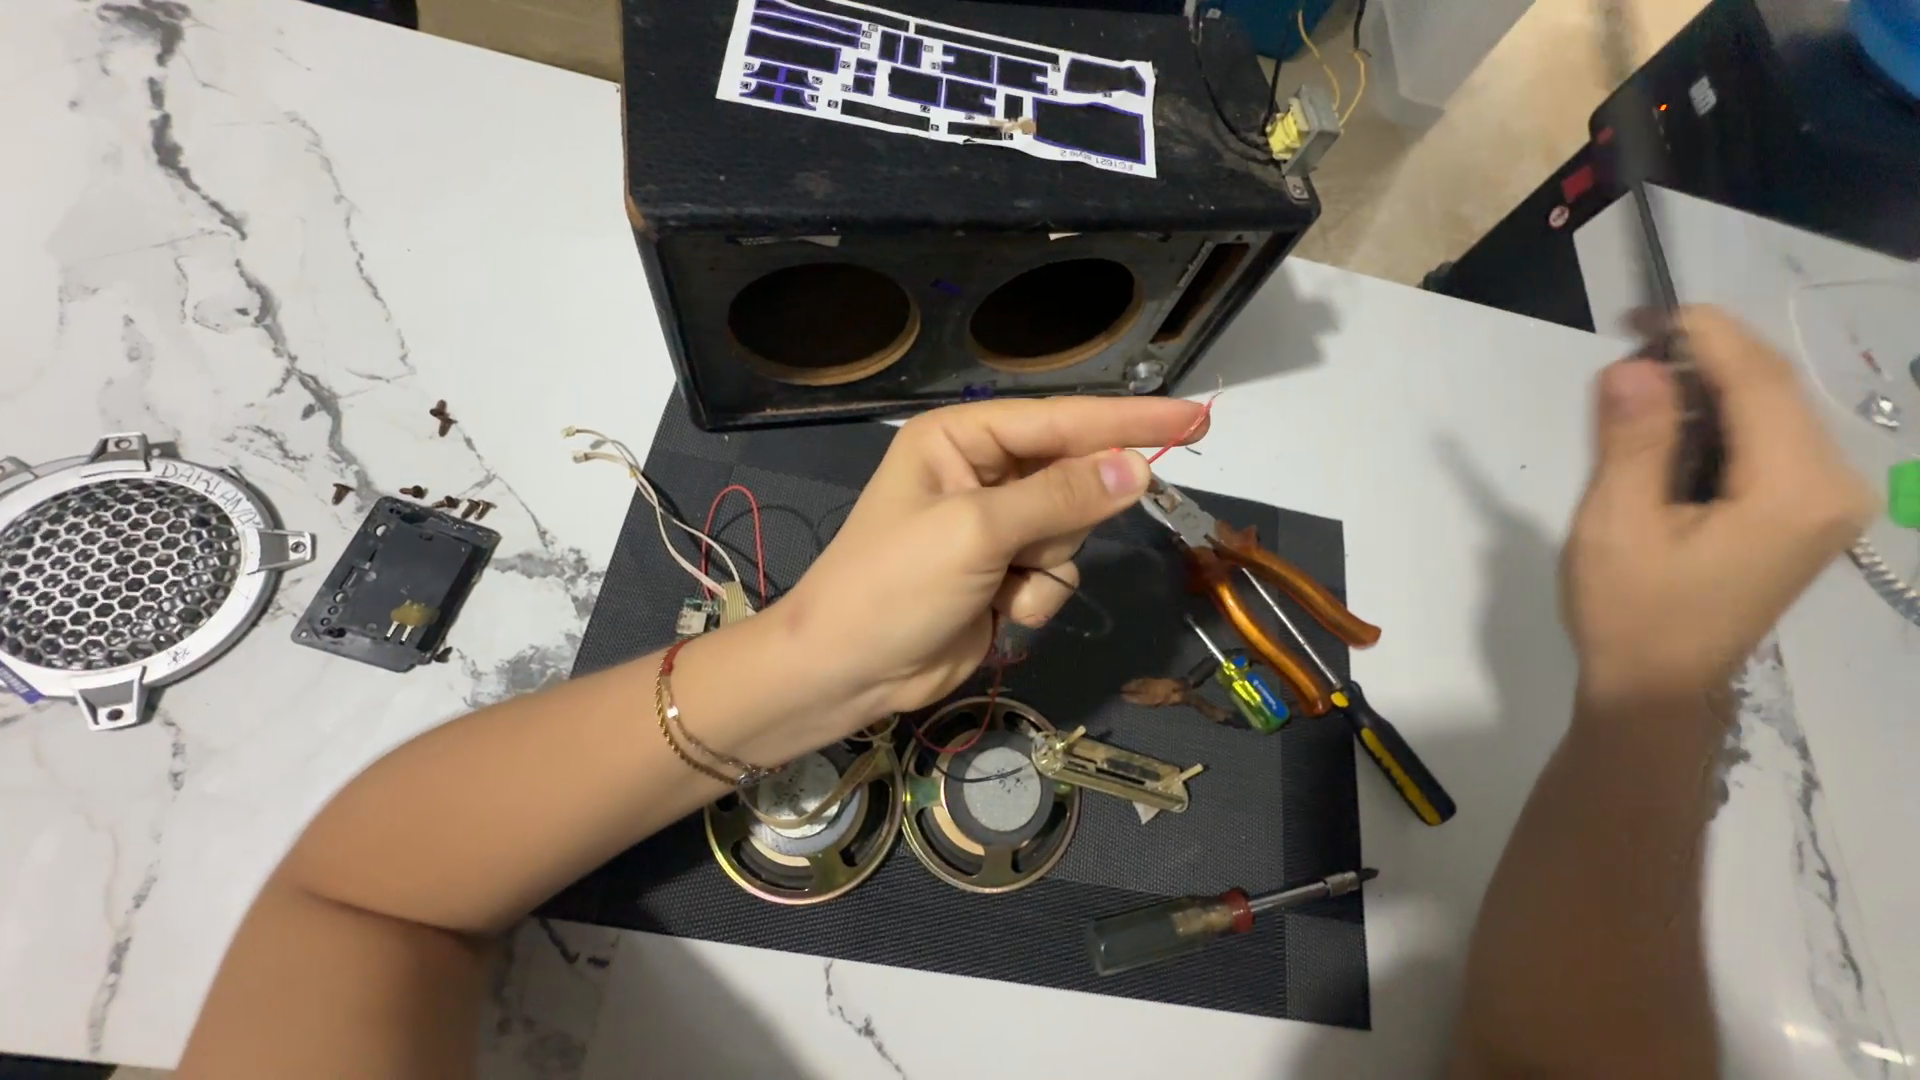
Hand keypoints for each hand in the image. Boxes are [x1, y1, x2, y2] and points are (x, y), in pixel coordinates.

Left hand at [761, 396, 1207, 742]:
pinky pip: (1057, 574)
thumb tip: (1137, 469)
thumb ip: (1060, 498)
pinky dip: (1038, 597)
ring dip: (1047, 566)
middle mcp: (981, 474)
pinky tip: (1001, 614)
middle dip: (1068, 517)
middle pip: (1071, 477)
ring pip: (1071, 532)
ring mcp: (994, 528)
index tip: (1195, 419)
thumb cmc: (895, 586)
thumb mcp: (976, 532)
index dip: (1128, 422)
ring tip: (1002, 586)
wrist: (848, 671)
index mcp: (961, 439)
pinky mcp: (1003, 575)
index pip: (1061, 420)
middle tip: (1046, 542)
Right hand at [1563, 307, 1872, 705]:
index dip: (1705, 336)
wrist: (1657, 685)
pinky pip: (1762, 445)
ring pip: (1768, 415)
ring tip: (1634, 386)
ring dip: (1703, 390)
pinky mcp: (1800, 514)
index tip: (1645, 310)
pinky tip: (1665, 430)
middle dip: (1704, 357)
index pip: (1759, 383)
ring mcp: (1823, 502)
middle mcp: (1832, 485)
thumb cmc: (1630, 611)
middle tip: (1628, 343)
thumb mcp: (1617, 524)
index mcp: (1796, 489)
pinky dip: (1713, 424)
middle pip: (1772, 392)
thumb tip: (1635, 365)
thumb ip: (1632, 442)